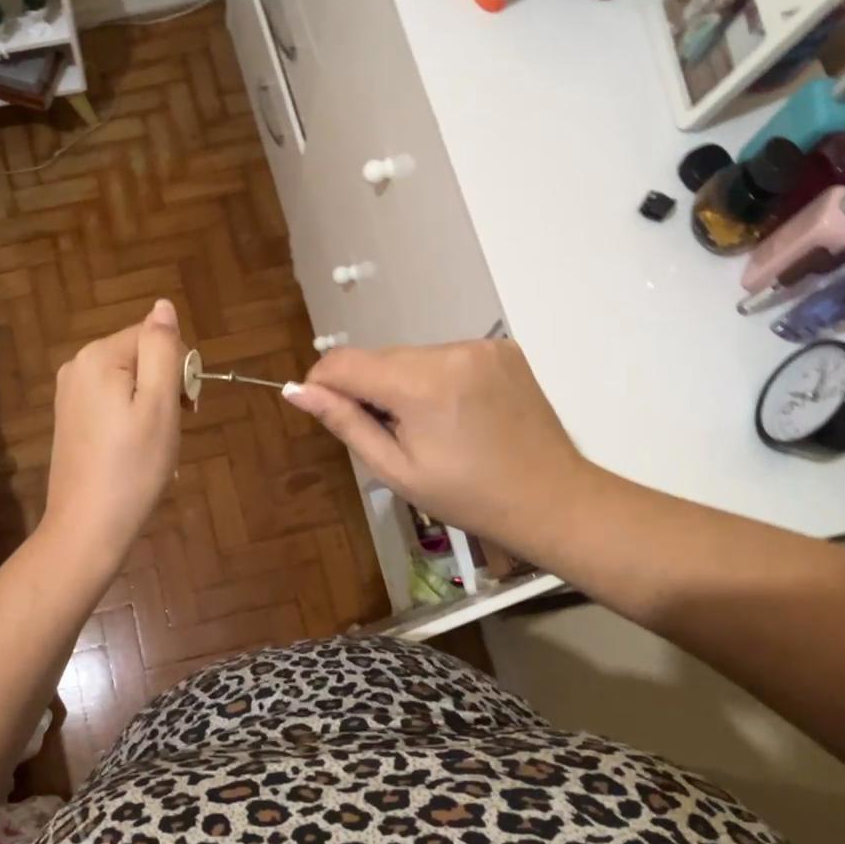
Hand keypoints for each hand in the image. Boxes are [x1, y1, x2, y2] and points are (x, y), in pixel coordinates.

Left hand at [41, 300, 185, 568]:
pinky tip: (133, 453)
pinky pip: (111, 404)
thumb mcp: (159, 405)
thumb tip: (163, 305)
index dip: (178, 369)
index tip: (186, 410)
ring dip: (150, 408)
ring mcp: (69, 394)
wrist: (87, 527)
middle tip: (170, 432)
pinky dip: (130, 422)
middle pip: (139, 357)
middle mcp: (77, 366)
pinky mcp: (69, 420)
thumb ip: (163, 350)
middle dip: (164, 388)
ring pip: (128, 383)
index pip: (154, 336)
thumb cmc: (133, 468)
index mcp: (98, 356)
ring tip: (152, 447)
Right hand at [283, 340, 600, 555]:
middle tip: (390, 436)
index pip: (344, 362)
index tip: (325, 411)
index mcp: (420, 384)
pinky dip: (436, 379)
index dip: (323, 383)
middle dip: (369, 389)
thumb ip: (345, 422)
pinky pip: (446, 357)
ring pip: (412, 357)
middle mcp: (449, 351)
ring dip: (403, 384)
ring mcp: (480, 346)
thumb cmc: (466, 496)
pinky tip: (456, 414)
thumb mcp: (395, 469)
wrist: (550, 497)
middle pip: (379, 358)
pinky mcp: (501, 348)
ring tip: (430, 429)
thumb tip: (295, 390)